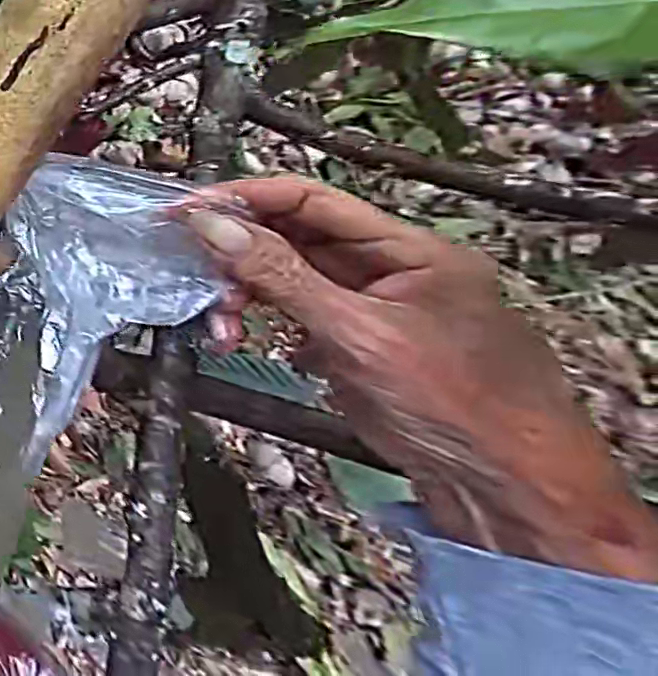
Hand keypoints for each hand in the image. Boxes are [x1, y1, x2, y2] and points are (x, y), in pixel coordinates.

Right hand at [182, 175, 657, 582]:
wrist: (511, 495)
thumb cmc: (454, 404)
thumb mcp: (355, 332)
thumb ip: (277, 274)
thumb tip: (207, 224)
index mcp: (408, 250)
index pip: (307, 199)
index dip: (240, 199)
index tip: (183, 213)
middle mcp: (383, 267)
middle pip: (285, 236)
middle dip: (233, 256)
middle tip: (194, 273)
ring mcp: (361, 302)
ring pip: (275, 274)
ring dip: (236, 294)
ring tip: (220, 326)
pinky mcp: (342, 335)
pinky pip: (281, 308)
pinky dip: (251, 319)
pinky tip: (234, 339)